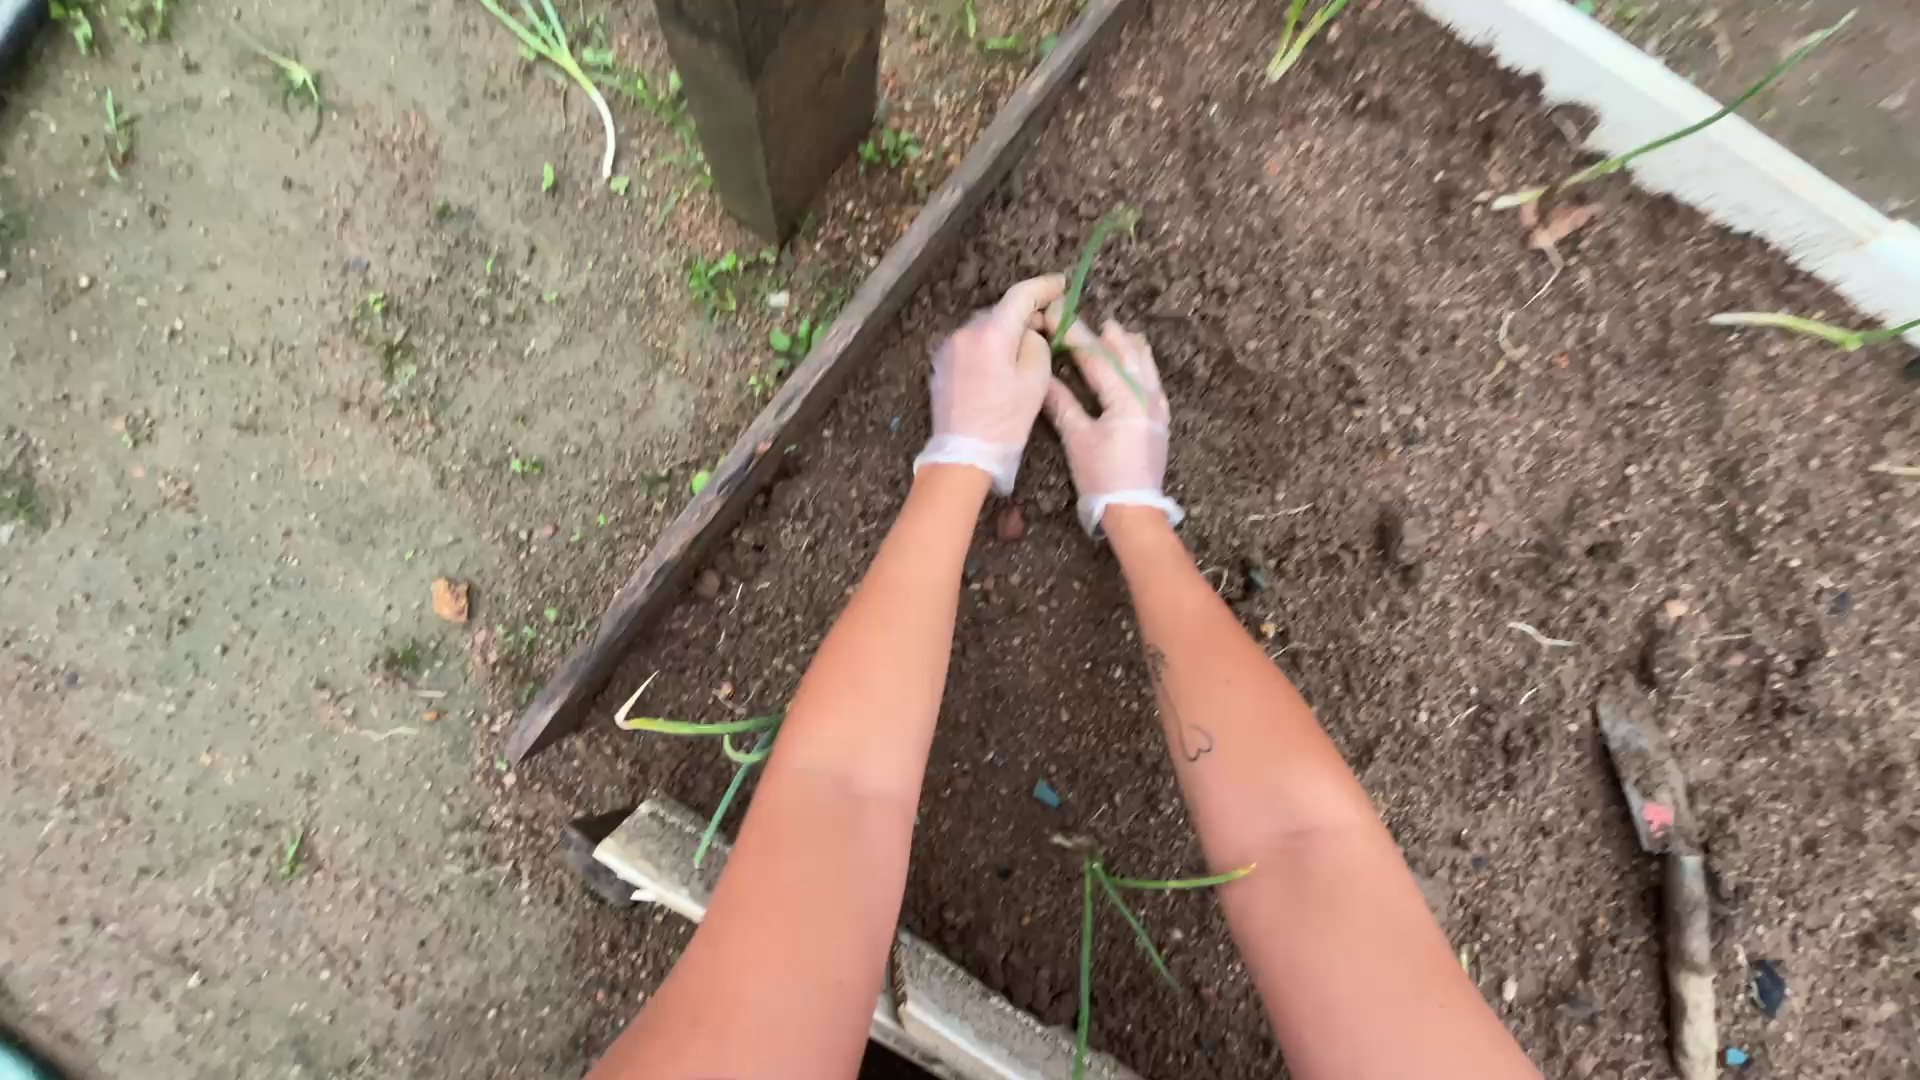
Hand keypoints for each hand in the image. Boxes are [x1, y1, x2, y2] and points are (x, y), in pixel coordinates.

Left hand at [912, 274, 1065, 494]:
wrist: (963, 454)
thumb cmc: (1004, 422)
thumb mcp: (1035, 381)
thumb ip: (1037, 343)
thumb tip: (1028, 332)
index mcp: (991, 333)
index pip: (1020, 295)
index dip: (1043, 287)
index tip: (1059, 285)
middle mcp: (965, 333)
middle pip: (1000, 312)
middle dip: (1023, 316)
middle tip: (1045, 329)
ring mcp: (948, 348)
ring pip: (984, 330)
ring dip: (1003, 335)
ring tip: (1019, 356)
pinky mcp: (940, 365)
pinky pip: (969, 347)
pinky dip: (986, 350)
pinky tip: (996, 371)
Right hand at [1040, 309, 1183, 534]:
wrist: (1133, 509)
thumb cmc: (1102, 475)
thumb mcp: (1077, 438)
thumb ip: (1062, 404)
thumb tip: (1044, 378)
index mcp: (1124, 397)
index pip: (1096, 358)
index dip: (1074, 335)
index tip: (1056, 315)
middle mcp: (1146, 396)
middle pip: (1124, 355)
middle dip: (1103, 336)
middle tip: (1085, 317)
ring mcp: (1156, 408)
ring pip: (1144, 366)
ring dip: (1128, 347)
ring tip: (1117, 330)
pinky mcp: (1159, 421)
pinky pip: (1152, 383)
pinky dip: (1143, 367)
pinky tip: (1139, 365)